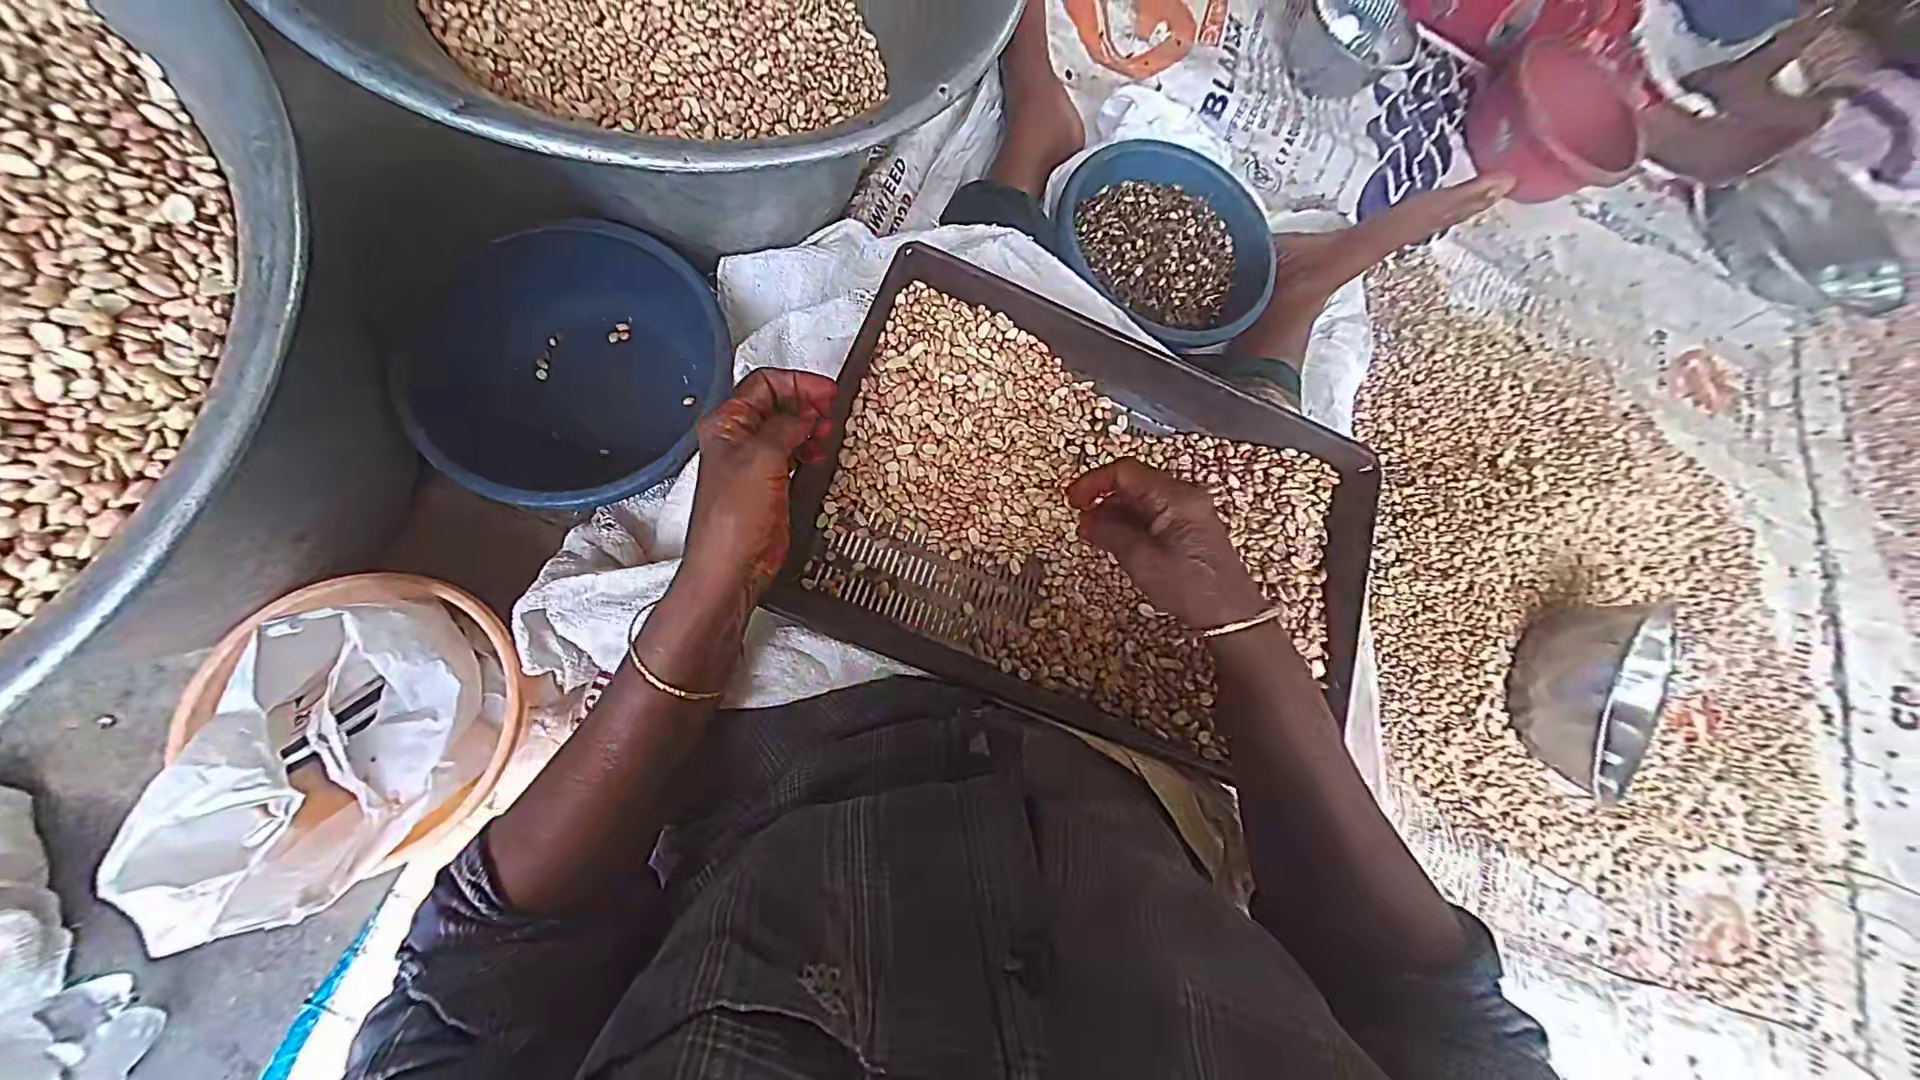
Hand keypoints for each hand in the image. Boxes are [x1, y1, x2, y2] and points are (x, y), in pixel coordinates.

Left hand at [679, 368, 835, 607]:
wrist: (733, 563)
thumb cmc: (734, 517)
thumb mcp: (763, 457)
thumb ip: (786, 427)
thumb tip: (806, 413)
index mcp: (726, 424)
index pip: (764, 384)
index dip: (798, 383)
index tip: (827, 392)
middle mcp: (738, 440)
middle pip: (777, 404)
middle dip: (807, 403)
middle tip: (831, 410)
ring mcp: (755, 463)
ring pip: (788, 429)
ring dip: (810, 426)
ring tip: (828, 433)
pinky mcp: (770, 484)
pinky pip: (793, 455)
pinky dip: (809, 449)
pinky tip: (819, 454)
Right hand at [1066, 458, 1268, 629]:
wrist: (1230, 615)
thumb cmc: (1189, 587)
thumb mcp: (1141, 559)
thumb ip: (1110, 533)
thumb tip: (1087, 520)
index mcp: (1174, 497)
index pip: (1126, 472)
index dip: (1093, 482)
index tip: (1072, 500)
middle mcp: (1183, 497)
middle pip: (1133, 484)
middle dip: (1102, 498)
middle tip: (1080, 520)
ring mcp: (1187, 512)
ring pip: (1140, 501)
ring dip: (1113, 514)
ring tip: (1092, 535)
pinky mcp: (1187, 529)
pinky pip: (1151, 516)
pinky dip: (1129, 525)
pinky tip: (1114, 541)